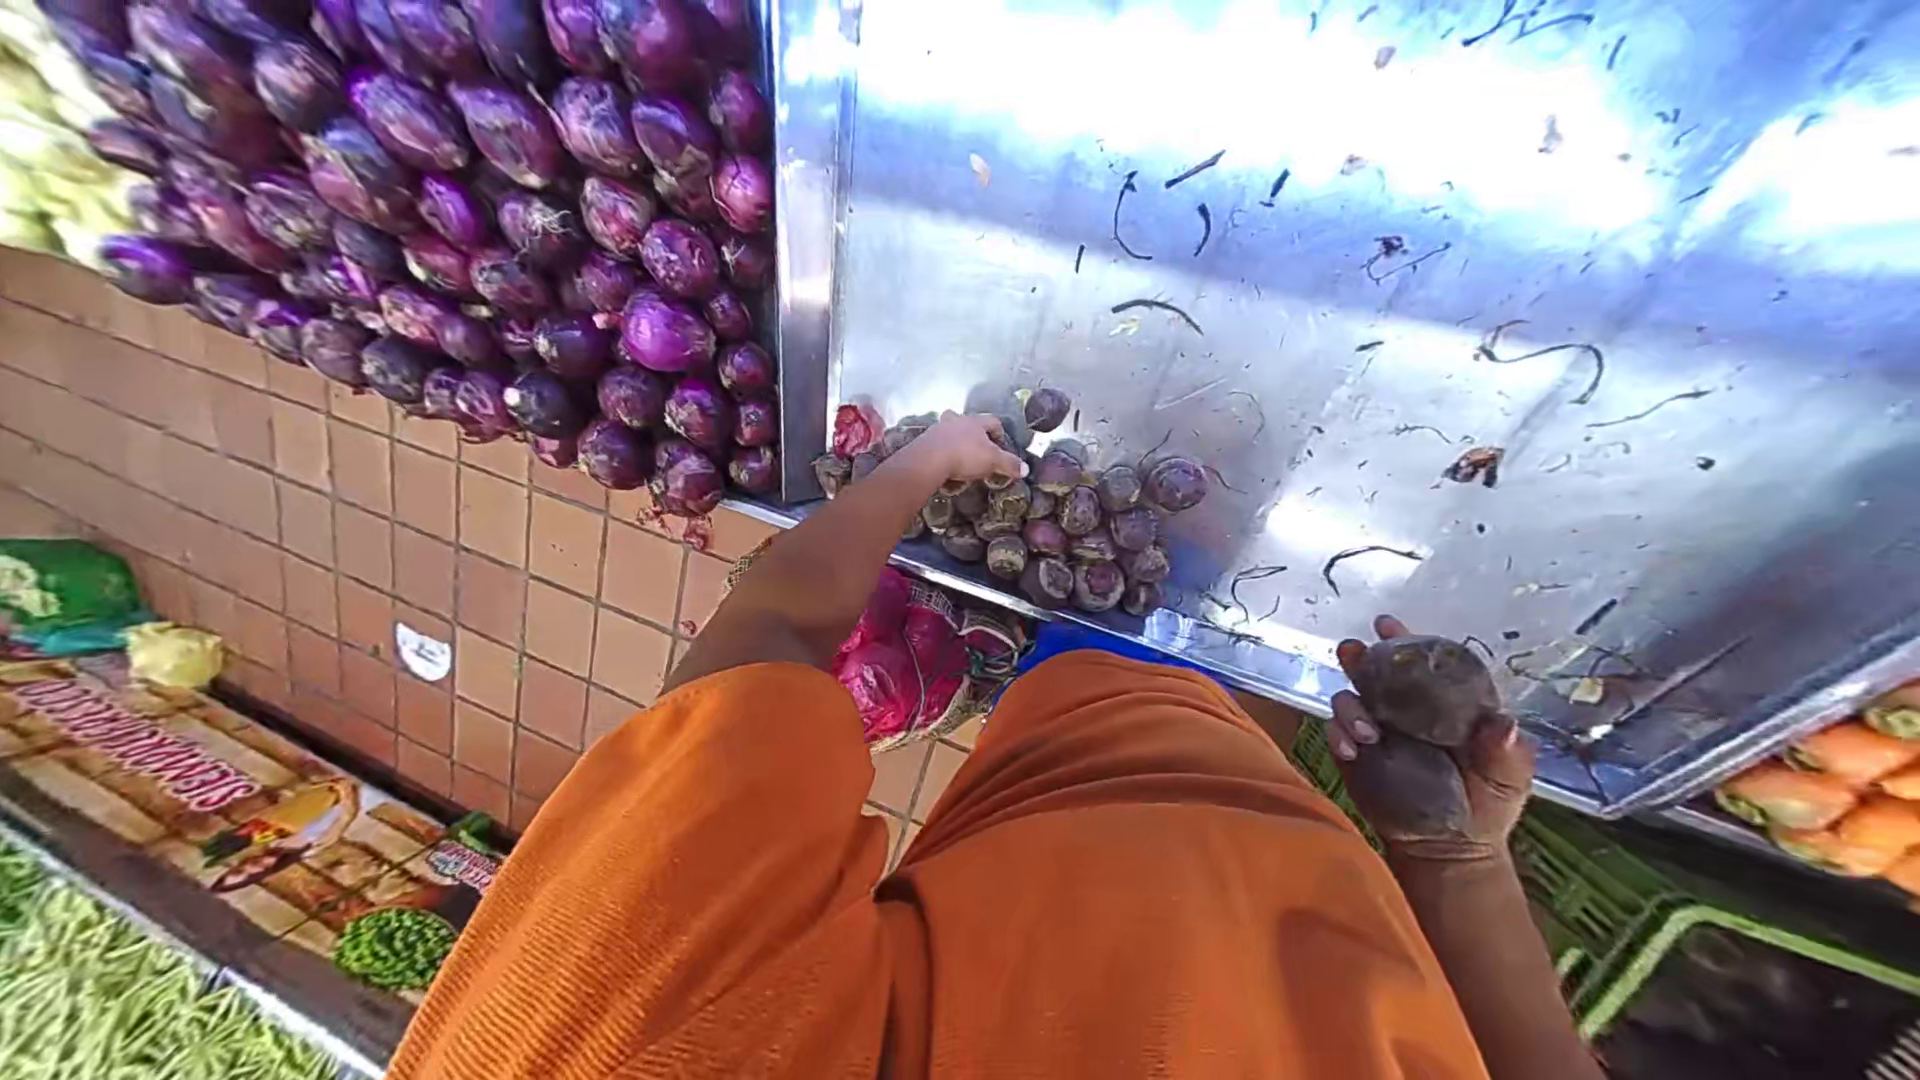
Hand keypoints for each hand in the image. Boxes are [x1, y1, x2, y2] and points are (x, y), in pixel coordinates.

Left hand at [901, 412, 1025, 483]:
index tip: (1001, 445)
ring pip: (949, 430)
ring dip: (955, 440)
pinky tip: (944, 464)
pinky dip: (942, 451)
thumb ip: (1009, 464)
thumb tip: (1025, 469)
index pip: (992, 421)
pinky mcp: (924, 442)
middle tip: (977, 447)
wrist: (928, 460)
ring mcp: (938, 430)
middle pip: (967, 421)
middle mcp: (956, 420)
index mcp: (975, 421)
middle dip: (972, 432)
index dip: (999, 432)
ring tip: (960, 457)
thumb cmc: (965, 456)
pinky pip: (936, 444)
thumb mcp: (992, 461)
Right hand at [1328, 615, 1533, 862]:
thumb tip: (1503, 722)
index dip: (1408, 643)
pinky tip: (1351, 750)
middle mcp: (1403, 709)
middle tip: (1353, 651)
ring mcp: (1374, 727)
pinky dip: (1339, 734)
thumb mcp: (1506, 781)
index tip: (1389, 626)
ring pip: (1349, 697)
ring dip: (1350, 704)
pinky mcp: (1351, 750)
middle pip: (1375, 671)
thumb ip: (1505, 753)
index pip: (1425, 666)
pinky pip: (1335, 730)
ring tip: (1368, 732)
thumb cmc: (1483, 808)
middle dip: (1360, 657)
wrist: (1445, 850)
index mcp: (1443, 706)